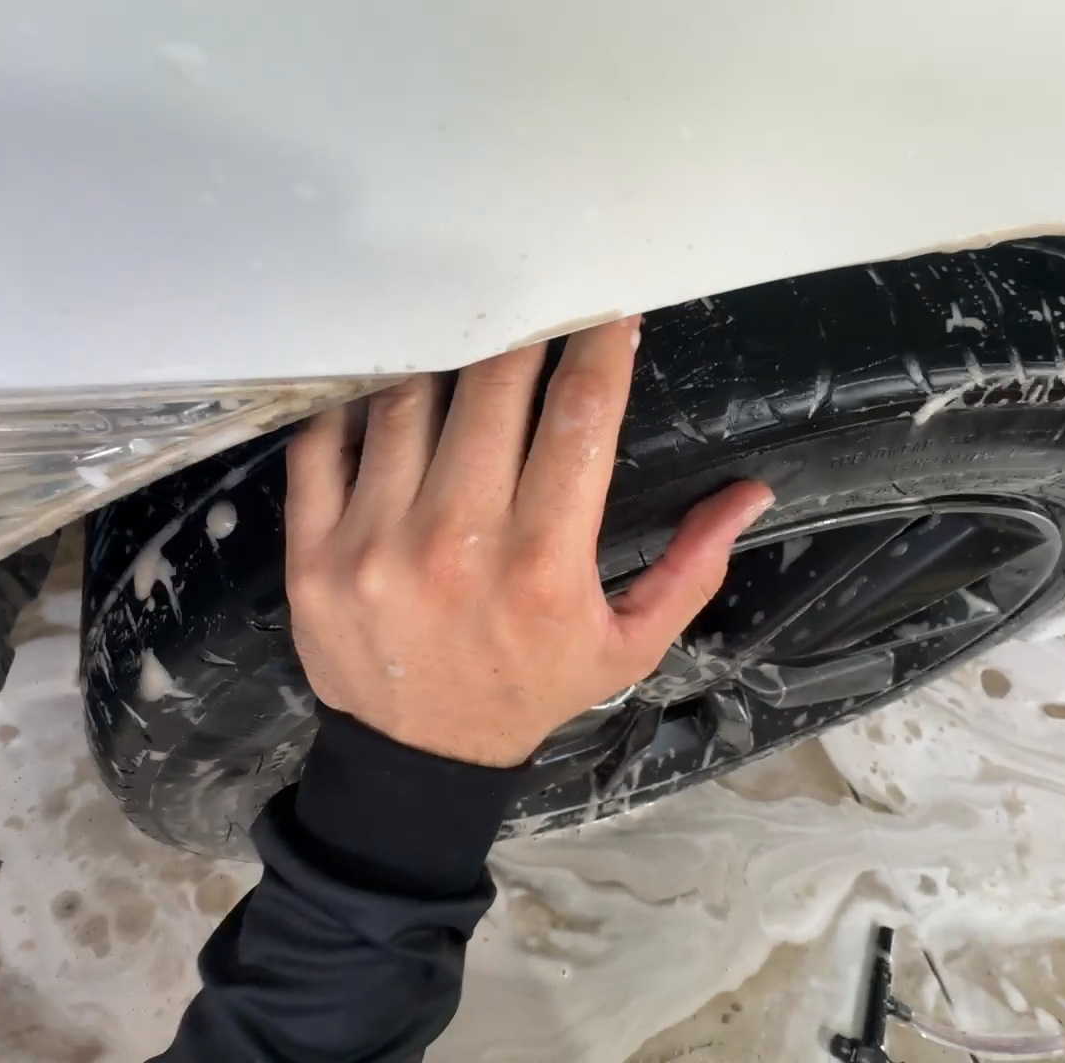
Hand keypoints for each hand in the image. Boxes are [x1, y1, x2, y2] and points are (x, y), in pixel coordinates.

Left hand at [283, 317, 774, 766]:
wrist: (421, 756)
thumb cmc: (534, 689)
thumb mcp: (630, 645)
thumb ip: (693, 568)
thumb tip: (751, 494)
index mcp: (544, 565)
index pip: (581, 419)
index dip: (602, 350)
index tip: (611, 311)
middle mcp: (456, 544)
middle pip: (492, 390)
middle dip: (524, 334)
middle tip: (537, 308)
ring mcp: (372, 544)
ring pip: (408, 401)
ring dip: (447, 361)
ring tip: (470, 348)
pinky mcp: (313, 552)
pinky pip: (326, 440)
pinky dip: (358, 401)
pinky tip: (392, 391)